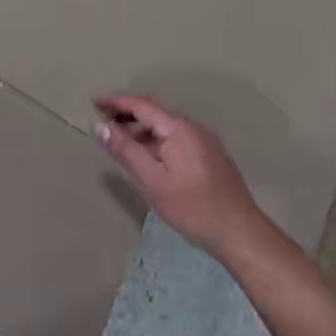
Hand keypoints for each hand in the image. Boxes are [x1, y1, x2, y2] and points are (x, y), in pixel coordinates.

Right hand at [94, 94, 267, 251]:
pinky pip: (177, 135)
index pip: (142, 105)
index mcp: (179, 129)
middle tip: (104, 118)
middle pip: (156, 109)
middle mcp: (194, 127)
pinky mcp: (210, 155)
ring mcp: (205, 141)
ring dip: (142, 126)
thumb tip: (100, 127)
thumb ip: (125, 150)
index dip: (116, 102)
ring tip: (120, 139)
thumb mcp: (151, 180)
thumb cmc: (192, 207)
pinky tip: (148, 155)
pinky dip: (157, 137)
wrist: (240, 233)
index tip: (94, 102)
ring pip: (167, 124)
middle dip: (128, 110)